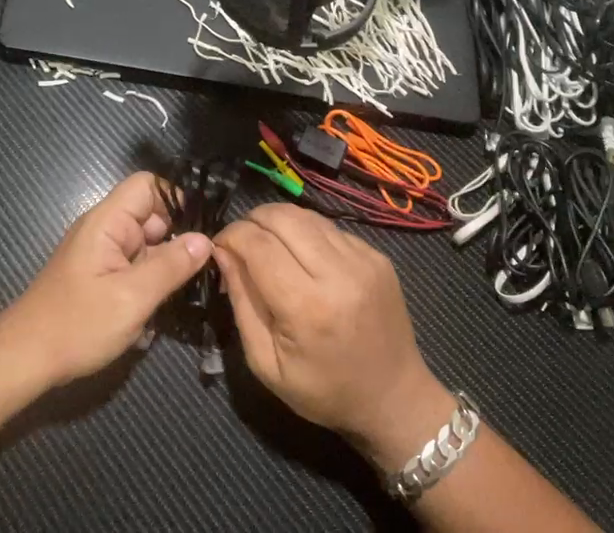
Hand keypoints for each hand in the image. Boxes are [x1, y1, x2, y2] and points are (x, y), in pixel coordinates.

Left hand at [0, 171, 211, 387]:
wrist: (25, 360)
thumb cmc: (77, 324)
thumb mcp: (132, 297)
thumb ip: (171, 266)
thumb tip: (205, 239)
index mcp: (107, 222)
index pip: (147, 185)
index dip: (176, 201)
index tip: (200, 233)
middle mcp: (104, 231)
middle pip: (152, 218)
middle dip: (176, 243)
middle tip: (200, 274)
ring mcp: (101, 256)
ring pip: (147, 248)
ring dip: (164, 272)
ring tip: (177, 299)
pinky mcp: (100, 279)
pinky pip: (135, 271)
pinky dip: (148, 288)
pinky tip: (153, 317)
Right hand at [214, 204, 445, 449]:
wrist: (394, 398)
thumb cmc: (323, 391)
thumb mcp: (266, 363)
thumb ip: (241, 303)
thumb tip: (222, 252)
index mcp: (306, 306)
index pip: (257, 244)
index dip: (230, 236)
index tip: (218, 246)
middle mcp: (338, 273)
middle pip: (282, 217)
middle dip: (251, 220)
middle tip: (240, 241)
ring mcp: (363, 260)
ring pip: (306, 215)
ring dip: (278, 222)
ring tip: (266, 244)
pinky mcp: (377, 256)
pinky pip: (329, 228)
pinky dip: (306, 233)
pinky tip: (302, 257)